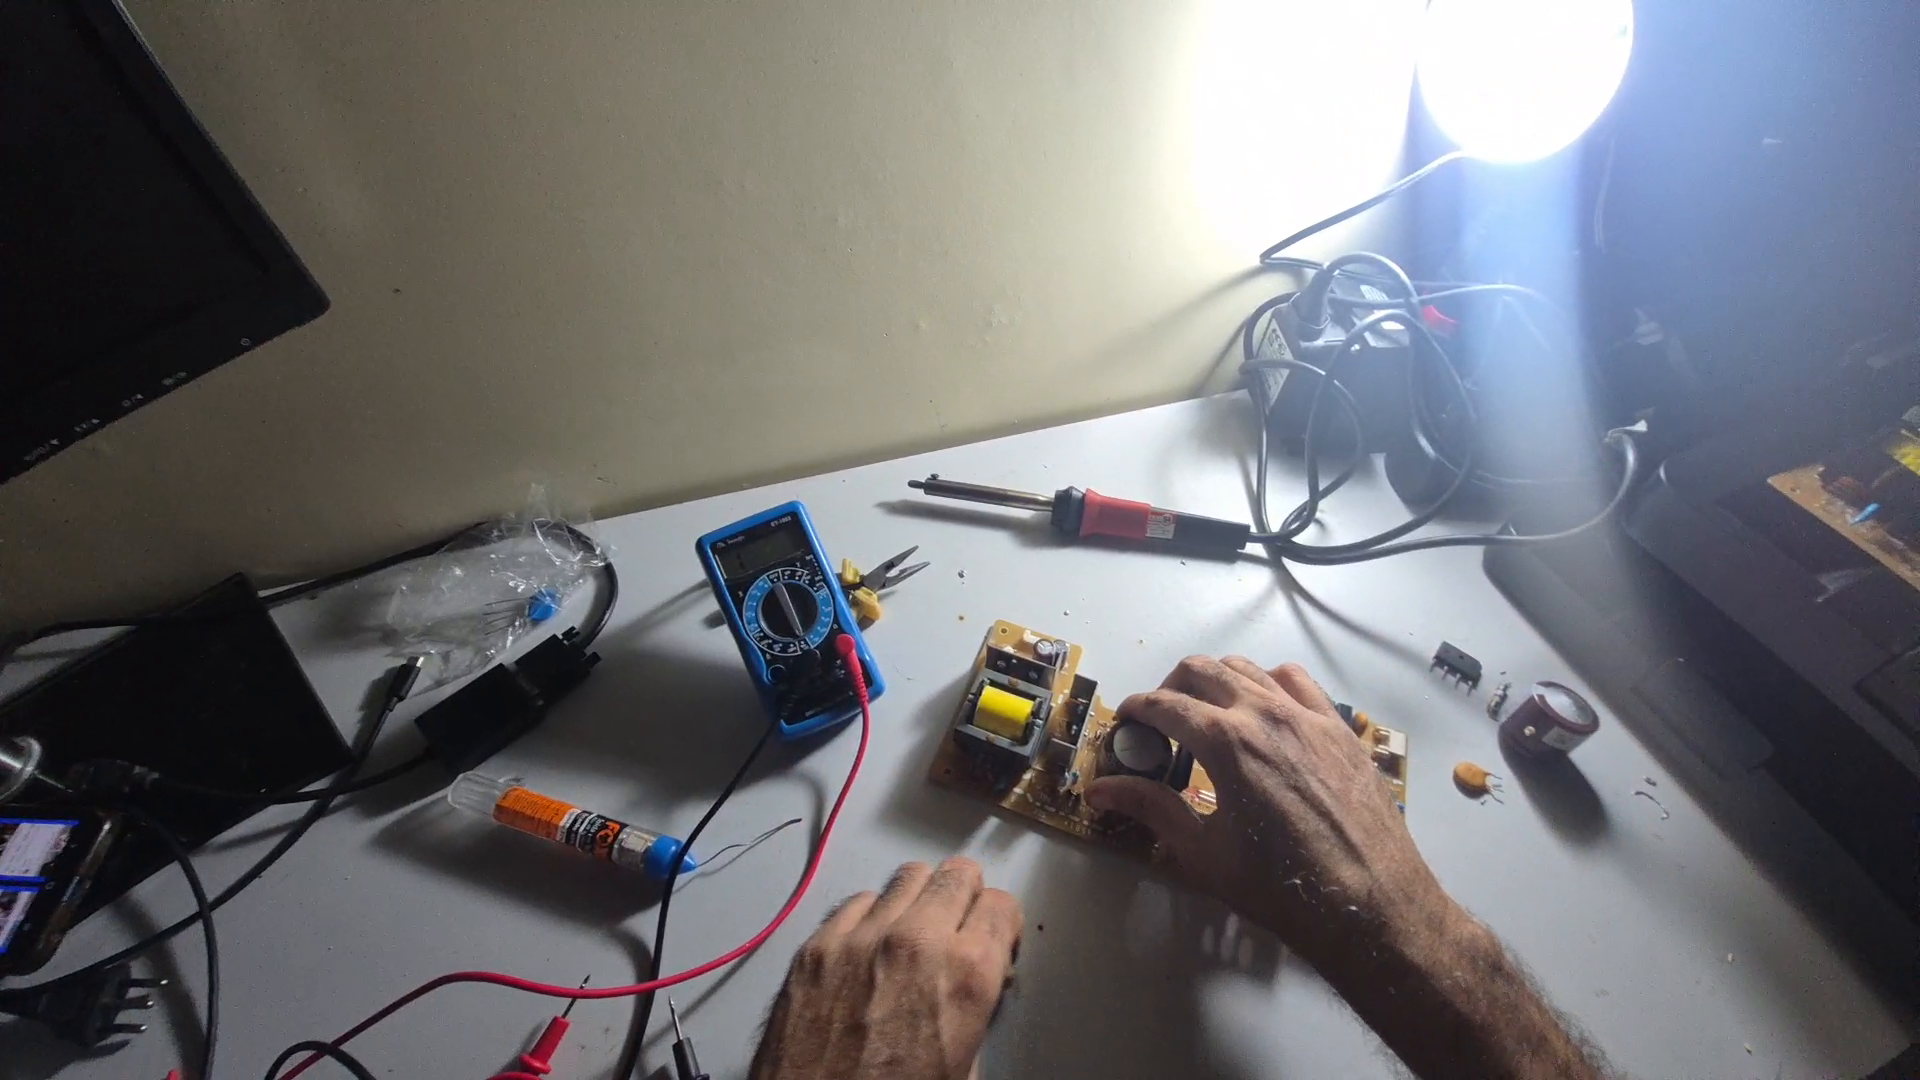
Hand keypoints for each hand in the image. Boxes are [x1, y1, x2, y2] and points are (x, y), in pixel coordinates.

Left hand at [749, 857, 1021, 1079]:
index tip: (994, 940)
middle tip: (958, 928)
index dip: (1001, 926)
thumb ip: (977, 1005)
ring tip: (913, 932)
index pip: (1002, 904)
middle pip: (958, 873)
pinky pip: (858, 900)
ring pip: (909, 874)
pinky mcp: (818, 944)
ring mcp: (862, 936)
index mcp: (966, 975)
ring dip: (919, 898)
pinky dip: (871, 917)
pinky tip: (869, 949)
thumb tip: (982, 979)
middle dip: (965, 898)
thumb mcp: (964, 1067)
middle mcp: (917, 940)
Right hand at [1085, 657, 1450, 972]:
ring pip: (1246, 667)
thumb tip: (1098, 790)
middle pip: (1200, 669)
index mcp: (1226, 742)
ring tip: (1207, 713)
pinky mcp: (1338, 726)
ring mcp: (1306, 715)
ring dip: (1215, 681)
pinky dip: (1267, 683)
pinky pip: (1295, 680)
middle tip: (1161, 721)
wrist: (1376, 912)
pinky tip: (1264, 712)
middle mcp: (1264, 714)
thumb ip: (1149, 808)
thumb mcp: (1203, 853)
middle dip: (1169, 687)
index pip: (1163, 704)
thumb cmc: (1282, 890)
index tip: (1125, 723)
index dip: (1135, 709)